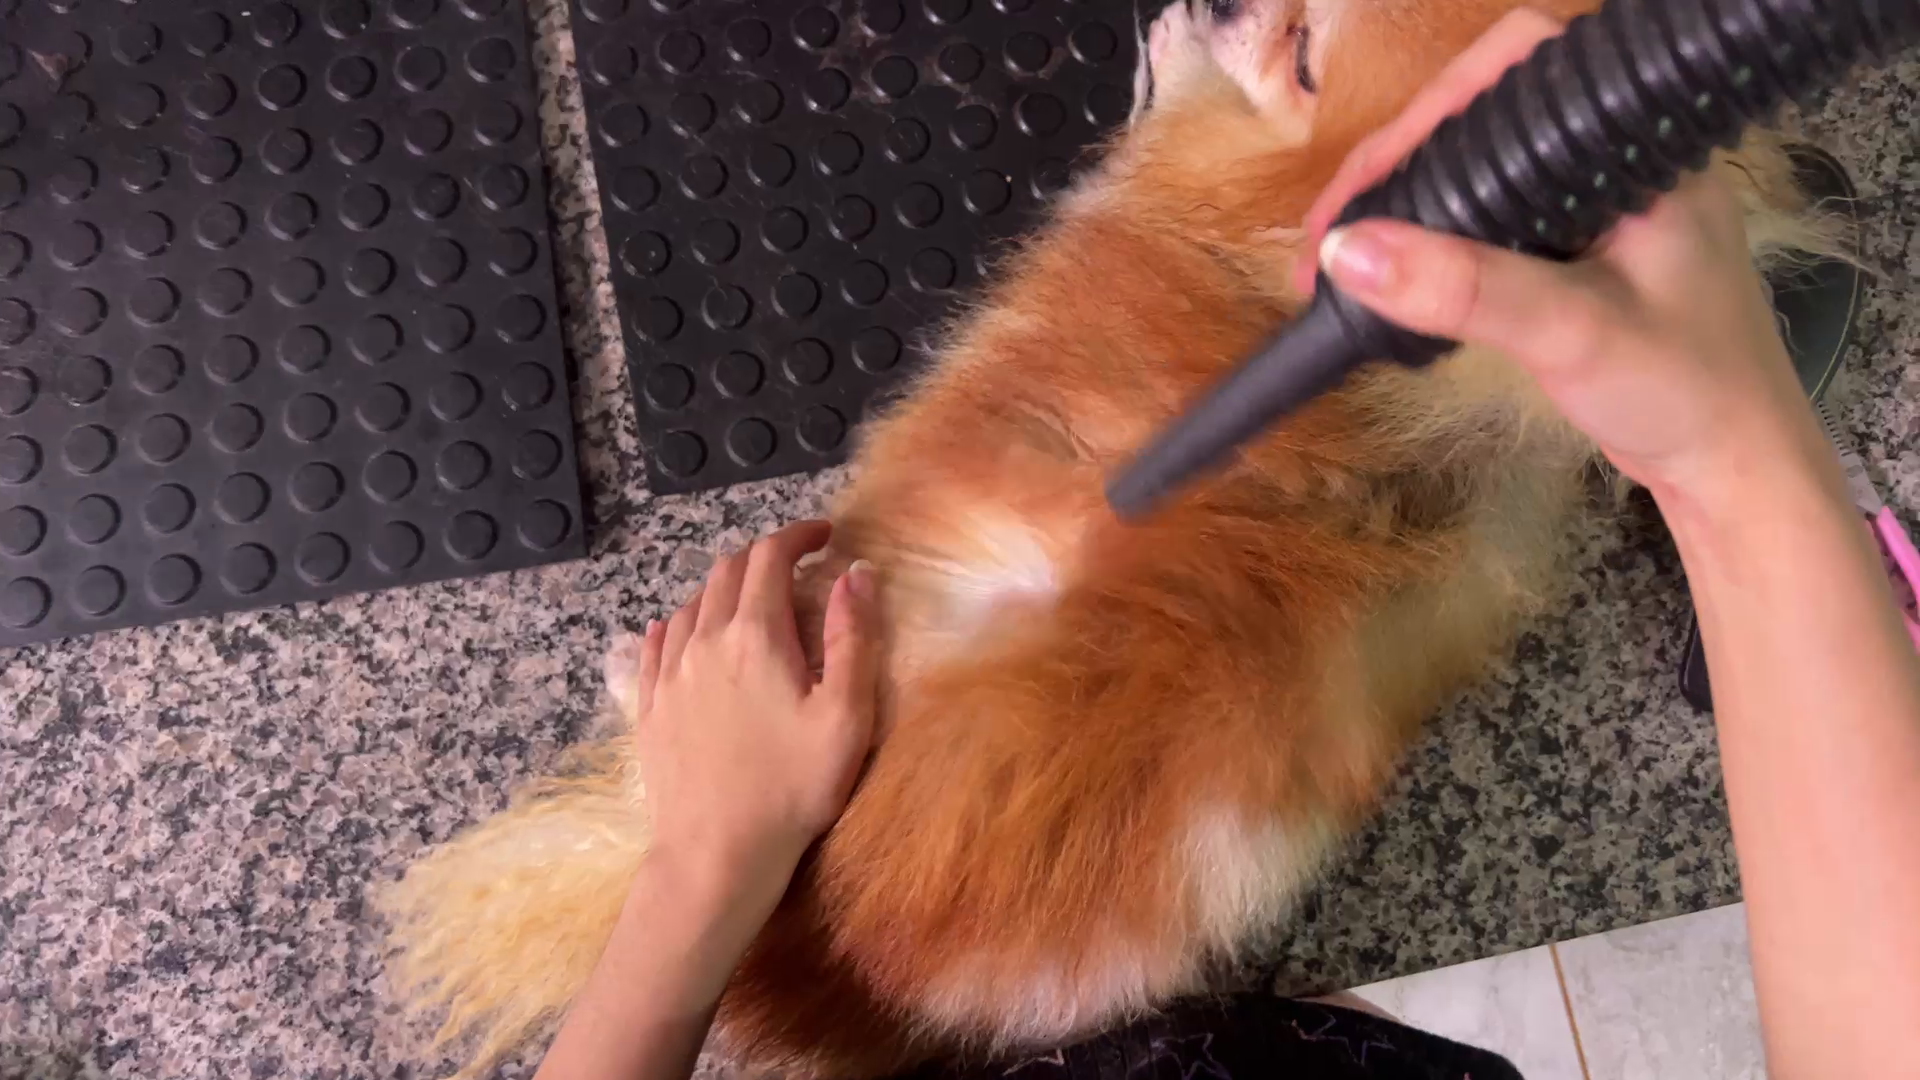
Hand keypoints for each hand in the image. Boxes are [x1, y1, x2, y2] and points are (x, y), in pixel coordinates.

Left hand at [628, 521, 877, 909]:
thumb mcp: (846, 713)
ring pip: (691, 602)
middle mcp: (705, 640)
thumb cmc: (793, 785)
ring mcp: (670, 674)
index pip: (770, 557)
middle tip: (796, 565)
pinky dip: (679, 621)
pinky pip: (657, 643)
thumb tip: (856, 573)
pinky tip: (682, 629)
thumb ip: (854, 636)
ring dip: (725, 586)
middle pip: (727, 571)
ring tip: (752, 599)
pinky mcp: (650, 707)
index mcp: (755, 634)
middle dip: (764, 555)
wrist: (716, 856)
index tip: (824, 535)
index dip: (798, 535)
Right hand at [1295, 9, 1825, 504]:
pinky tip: (1391, 282)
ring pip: (1467, 182)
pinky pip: (1473, 230)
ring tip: (1337, 264)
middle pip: (1474, 127)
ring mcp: (1581, 213)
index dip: (1418, 118)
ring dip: (1394, 217)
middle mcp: (1604, 166)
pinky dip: (1419, 251)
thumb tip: (1346, 254)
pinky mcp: (1562, 257)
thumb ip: (1465, 289)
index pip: (1511, 75)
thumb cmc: (1676, 387)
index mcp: (1629, 149)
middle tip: (1323, 242)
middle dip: (1386, 175)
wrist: (1722, 458)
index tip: (1350, 198)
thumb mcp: (1568, 331)